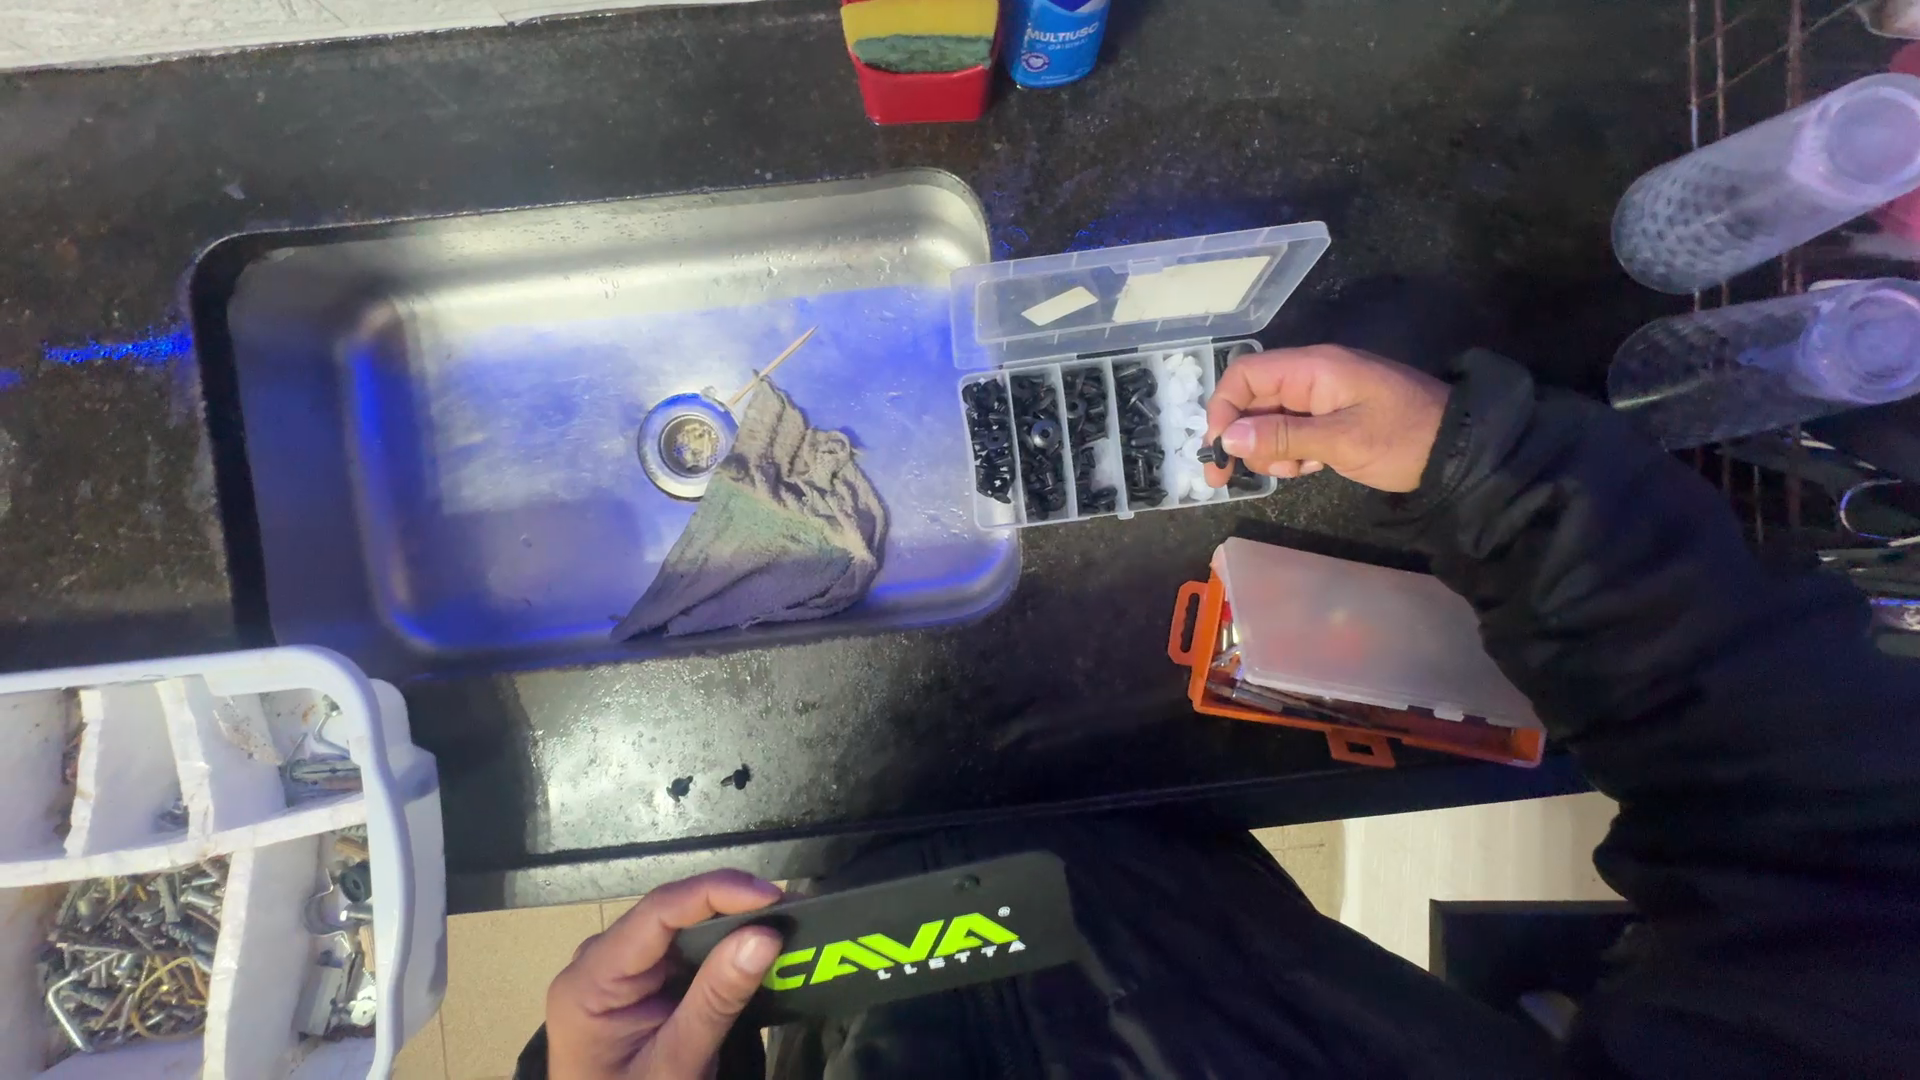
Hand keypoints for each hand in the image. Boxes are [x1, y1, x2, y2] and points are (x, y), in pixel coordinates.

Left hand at [545, 870, 783, 1078]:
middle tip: (793, 908)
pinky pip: (685, 944)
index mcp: (591, 980)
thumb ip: (716, 1000)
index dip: (718, 891)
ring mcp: (618, 966)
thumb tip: (766, 934)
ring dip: (735, 920)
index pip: (658, 911)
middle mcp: (600, 958)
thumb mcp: (675, 1068)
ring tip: (786, 919)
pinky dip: (724, 941)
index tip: (773, 897)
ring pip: (683, 922)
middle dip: (735, 904)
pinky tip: (757, 940)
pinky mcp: (639, 977)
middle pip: (673, 910)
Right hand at [1206, 345, 1449, 492]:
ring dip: (1266, 450)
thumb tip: (1226, 438)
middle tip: (1230, 478)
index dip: (1222, 408)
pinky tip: (1309, 468)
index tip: (1218, 448)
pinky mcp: (1327, 419)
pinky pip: (1288, 433)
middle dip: (1238, 438)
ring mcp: (1318, 399)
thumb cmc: (1404, 438)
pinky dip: (1287, 454)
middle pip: (1249, 401)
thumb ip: (1281, 437)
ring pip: (1264, 422)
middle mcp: (1309, 378)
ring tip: (1294, 470)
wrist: (1461, 450)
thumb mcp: (1341, 440)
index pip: (1244, 375)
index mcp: (1312, 369)